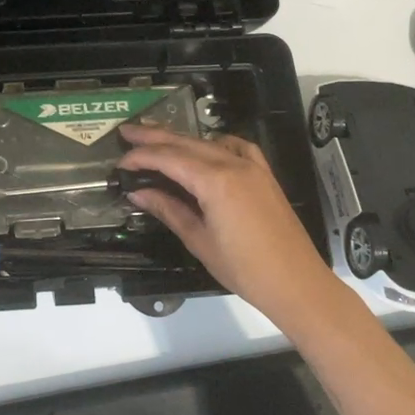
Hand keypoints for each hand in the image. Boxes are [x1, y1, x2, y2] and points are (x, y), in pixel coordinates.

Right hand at [116, 124, 341, 323]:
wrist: (296, 282)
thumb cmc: (244, 269)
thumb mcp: (199, 240)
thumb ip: (168, 210)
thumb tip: (139, 192)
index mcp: (215, 181)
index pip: (169, 158)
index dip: (141, 157)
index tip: (119, 163)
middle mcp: (234, 165)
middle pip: (186, 143)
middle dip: (154, 137)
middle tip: (127, 132)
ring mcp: (252, 167)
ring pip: (209, 143)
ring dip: (180, 140)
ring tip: (155, 138)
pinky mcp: (264, 175)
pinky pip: (237, 148)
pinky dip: (216, 143)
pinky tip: (205, 148)